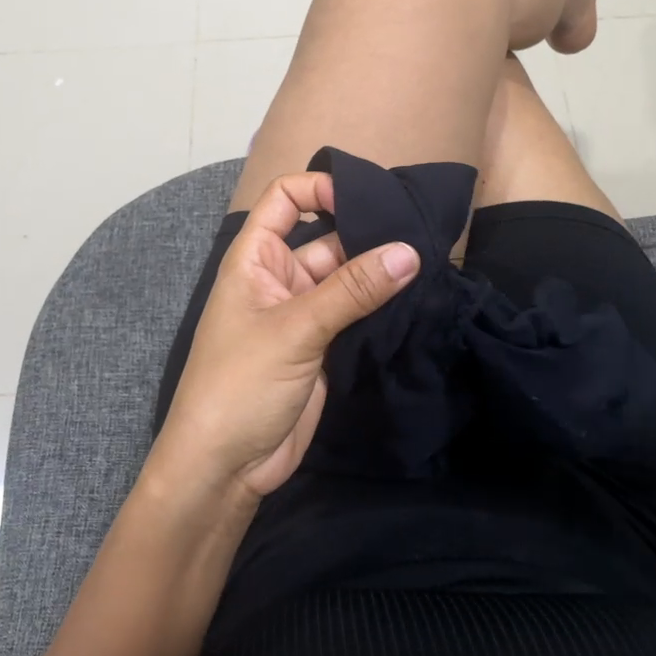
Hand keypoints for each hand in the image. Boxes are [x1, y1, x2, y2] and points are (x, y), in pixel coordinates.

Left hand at [152, 172, 419, 498]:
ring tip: (431, 261)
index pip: (284, 199)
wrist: (225, 467)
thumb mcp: (295, 330)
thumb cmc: (240, 385)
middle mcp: (278, 279)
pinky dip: (380, 306)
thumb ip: (352, 290)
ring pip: (346, 279)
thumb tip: (409, 251)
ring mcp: (301, 315)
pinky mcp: (321, 349)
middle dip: (367, 234)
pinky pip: (354, 314)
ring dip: (379, 272)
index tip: (368, 199)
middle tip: (422, 233)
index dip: (320, 188)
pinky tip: (418, 297)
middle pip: (326, 238)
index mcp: (254, 259)